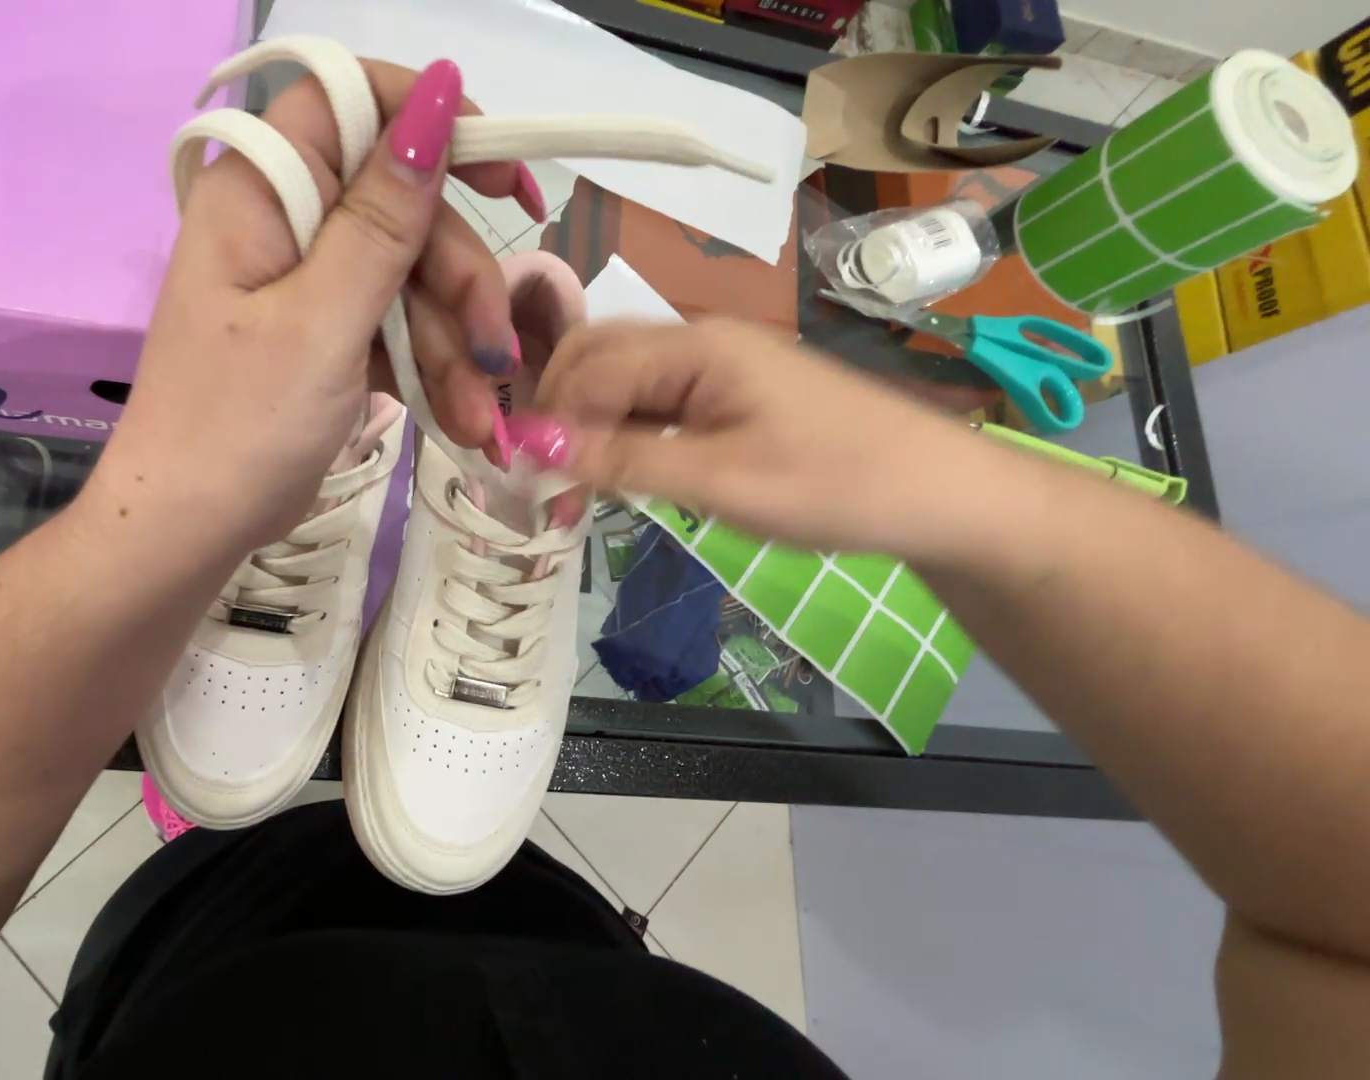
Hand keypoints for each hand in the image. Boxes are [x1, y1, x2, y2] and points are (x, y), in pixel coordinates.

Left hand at [99, 58, 538, 547]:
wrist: (190, 528)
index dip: (428, 122)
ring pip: (411, 281)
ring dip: (456, 350)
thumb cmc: (241, 426)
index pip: (348, 106)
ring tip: (481, 422)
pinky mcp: (327, 340)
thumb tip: (435, 96)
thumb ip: (383, 219)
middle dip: (459, 283)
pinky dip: (433, 374)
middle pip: (401, 212)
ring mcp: (308, 288)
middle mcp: (286, 227)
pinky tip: (464, 421)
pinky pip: (396, 331)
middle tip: (496, 354)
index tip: (498, 176)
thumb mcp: (322, 322)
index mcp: (263, 196)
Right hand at [536, 318, 1016, 560]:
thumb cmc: (834, 485)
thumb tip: (536, 445)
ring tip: (576, 482)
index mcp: (696, 345)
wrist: (939, 495)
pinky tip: (621, 468)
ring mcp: (716, 364)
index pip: (588, 366)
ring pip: (621, 377)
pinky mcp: (729, 392)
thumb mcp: (719, 480)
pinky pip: (653, 397)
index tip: (526, 480)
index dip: (547, 418)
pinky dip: (622, 429)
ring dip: (587, 422)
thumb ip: (624, 458)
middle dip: (558, 410)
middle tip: (546, 480)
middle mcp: (699, 340)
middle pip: (595, 355)